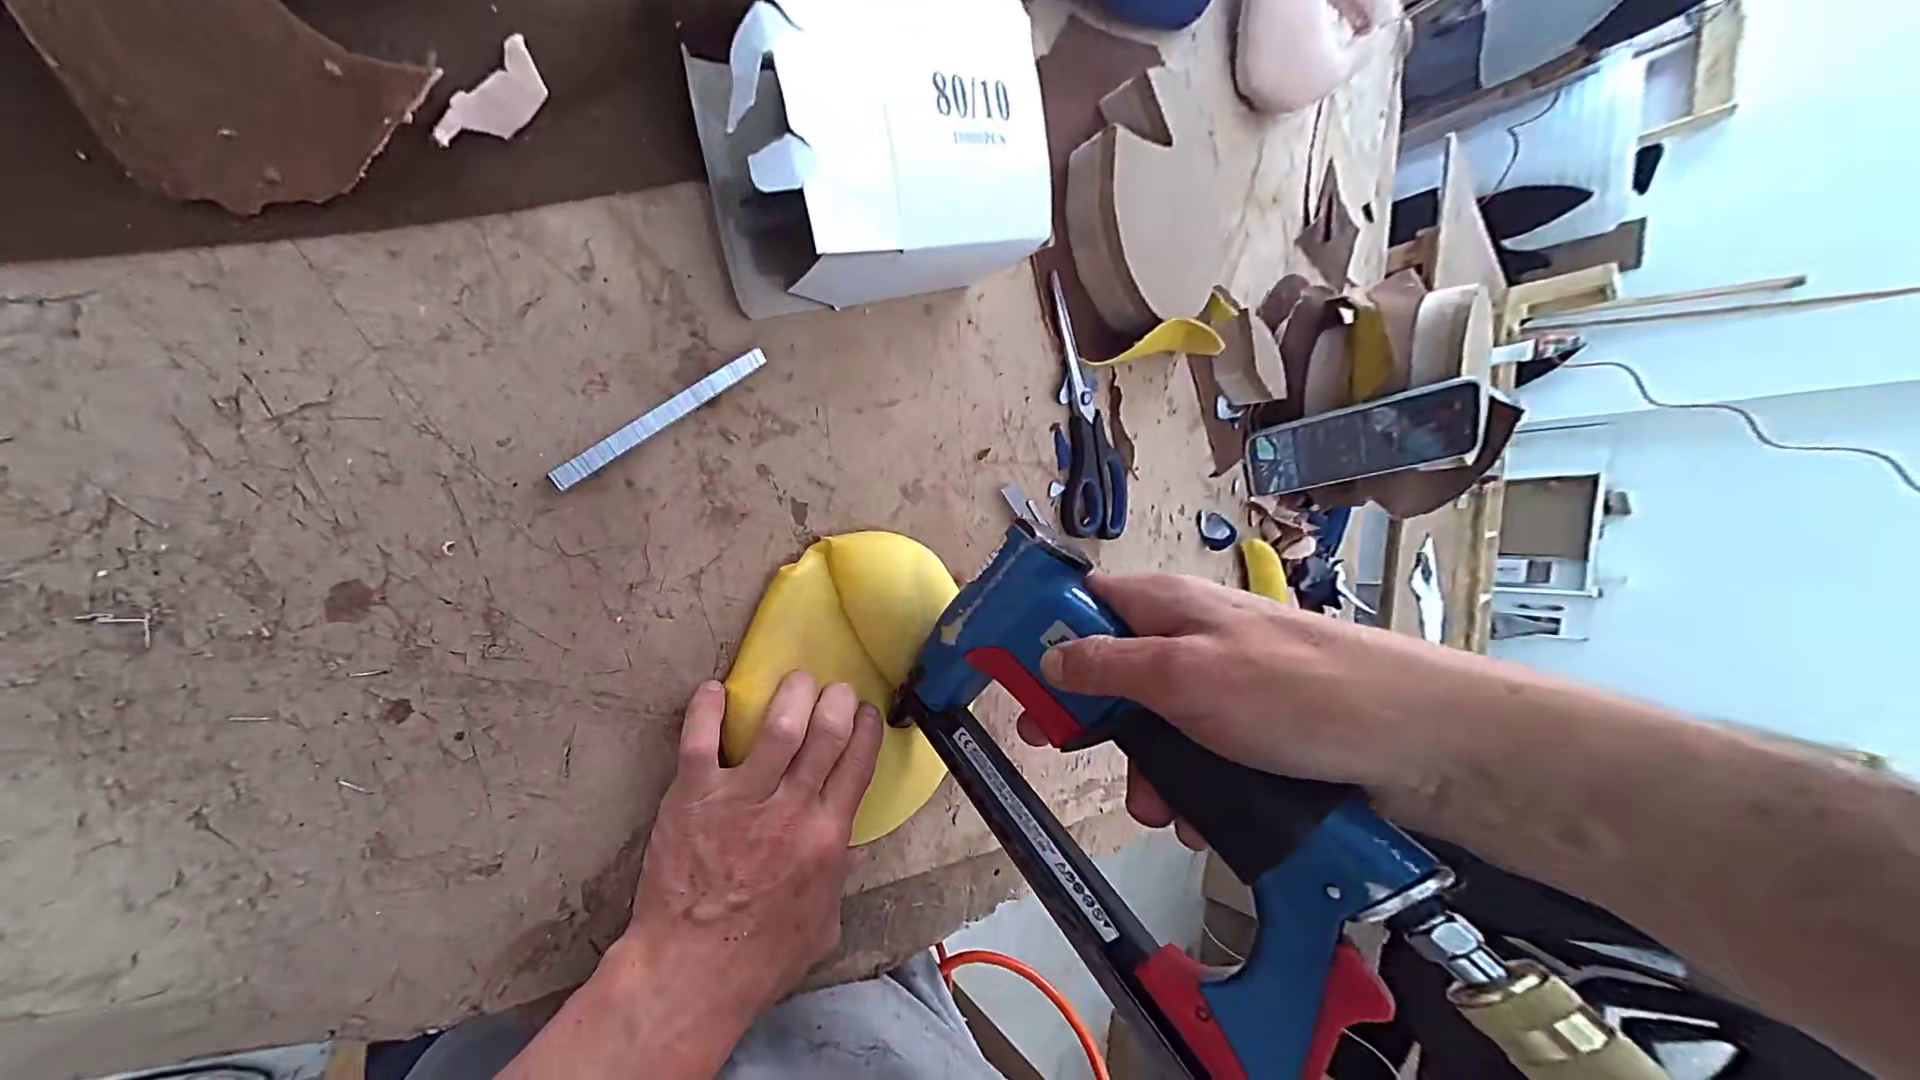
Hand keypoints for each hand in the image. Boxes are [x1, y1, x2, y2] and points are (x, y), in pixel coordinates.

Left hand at [625, 672, 883, 1019]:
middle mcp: (792, 810)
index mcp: (826, 837)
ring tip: (794, 681)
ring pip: (778, 726)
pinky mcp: (694, 798)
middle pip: (826, 733)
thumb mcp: (822, 923)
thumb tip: (851, 848)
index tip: (863, 710)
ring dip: (791, 693)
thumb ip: (839, 879)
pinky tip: (714, 690)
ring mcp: (742, 800)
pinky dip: (707, 710)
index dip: (865, 727)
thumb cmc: (757, 957)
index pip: (858, 762)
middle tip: (832, 688)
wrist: (688, 975)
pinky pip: (701, 740)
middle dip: (836, 699)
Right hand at [1018, 572, 1476, 837]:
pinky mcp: (1238, 726)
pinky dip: (1180, 783)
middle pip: (1104, 666)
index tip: (1012, 671)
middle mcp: (1181, 636)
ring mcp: (1211, 682)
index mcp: (1162, 603)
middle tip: (1059, 746)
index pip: (1080, 601)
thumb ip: (1107, 666)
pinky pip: (1184, 751)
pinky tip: (1194, 812)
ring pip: (1143, 720)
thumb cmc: (1293, 690)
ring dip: (1139, 765)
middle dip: (1087, 715)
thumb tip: (1048, 659)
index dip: (1041, 630)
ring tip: (1158, 804)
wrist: (1412, 741)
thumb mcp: (1182, 675)